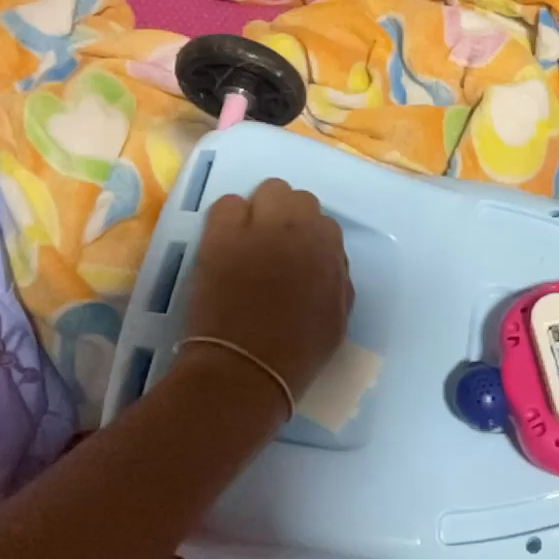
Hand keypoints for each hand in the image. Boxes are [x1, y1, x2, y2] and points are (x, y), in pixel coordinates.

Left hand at [186, 179, 353, 396]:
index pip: (326, 223)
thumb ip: (337, 279)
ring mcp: (256, 229)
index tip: (303, 258)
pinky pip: (227, 203)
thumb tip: (328, 260)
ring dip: (264, 209)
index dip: (314, 240)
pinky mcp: (219, 237)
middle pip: (298, 198)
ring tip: (253, 237)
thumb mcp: (339, 316)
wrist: (245, 368)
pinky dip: (231, 216)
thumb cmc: (299, 351)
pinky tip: (229, 240)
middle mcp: (296, 229)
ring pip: (267, 190)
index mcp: (329, 250)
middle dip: (291, 216)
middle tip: (279, 243)